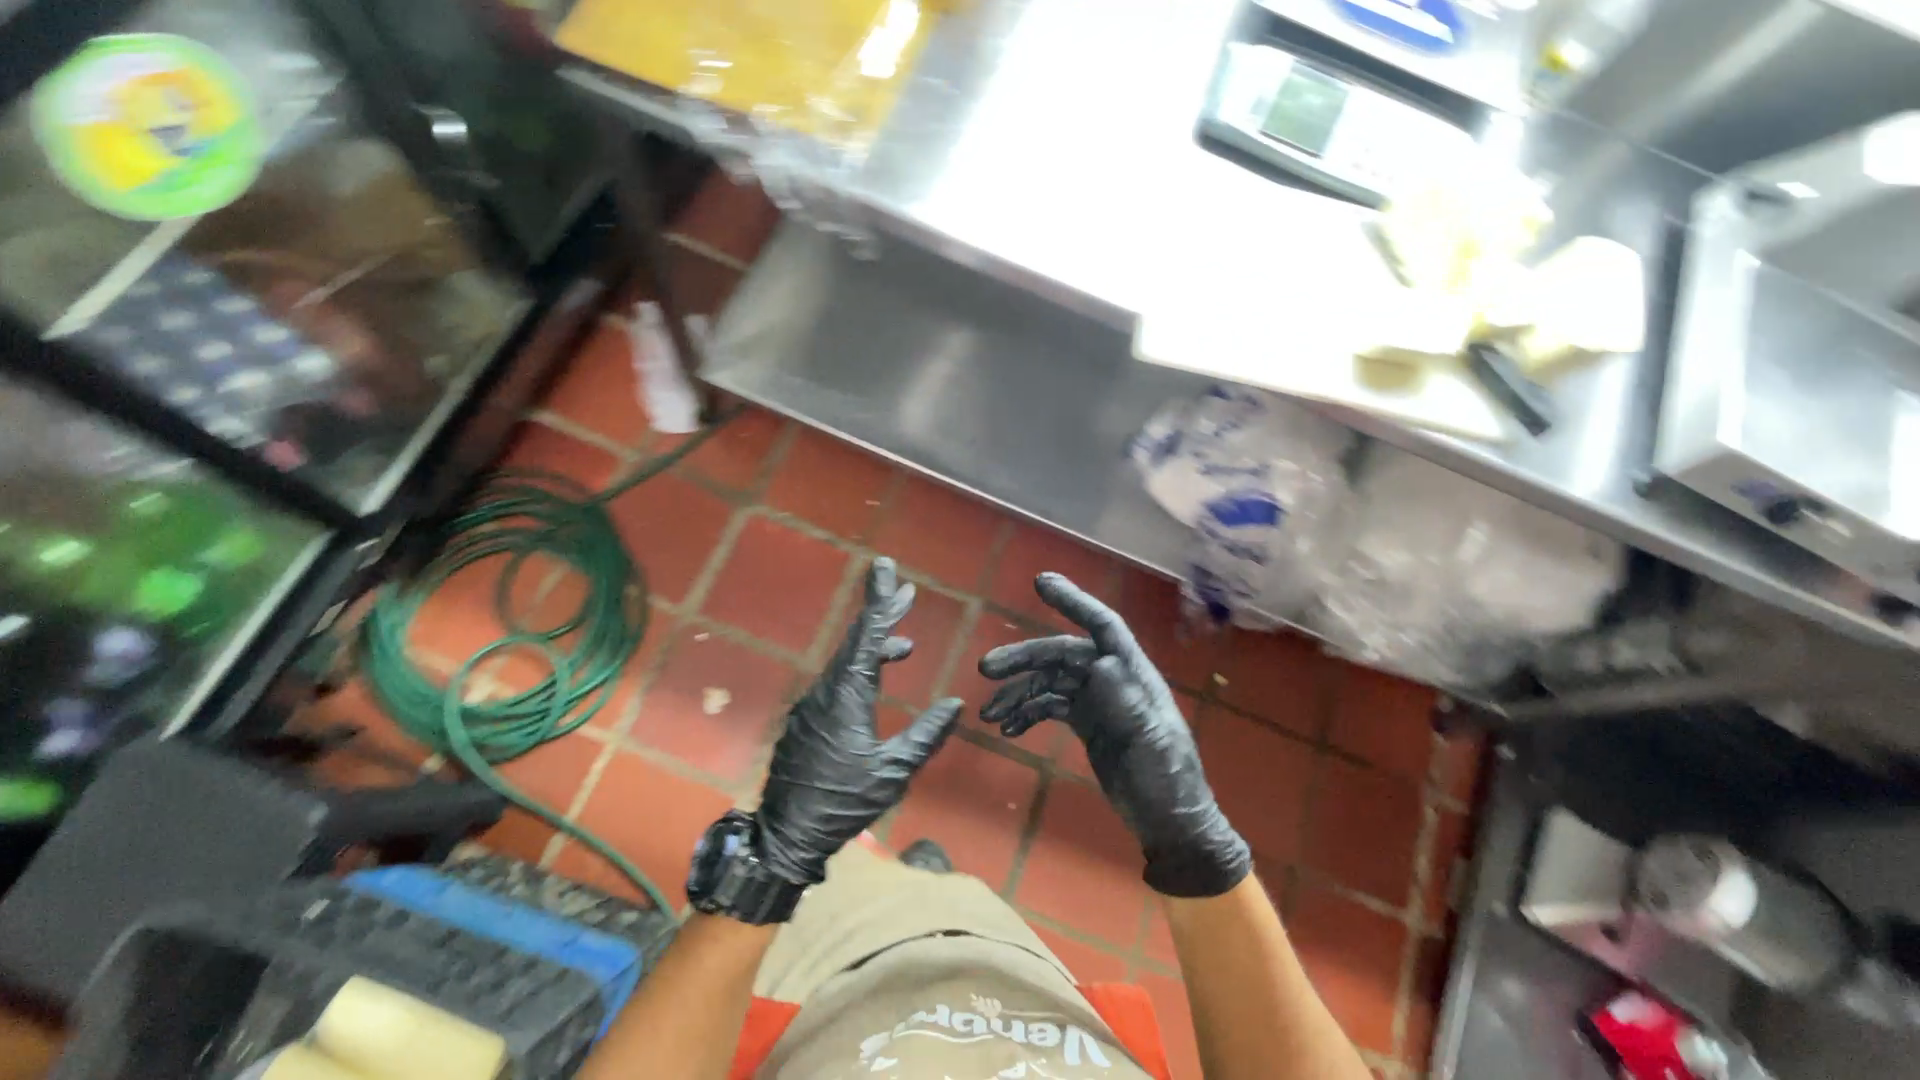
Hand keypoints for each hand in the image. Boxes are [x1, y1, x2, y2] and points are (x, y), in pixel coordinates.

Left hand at [755, 558, 962, 885]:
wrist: (787, 833)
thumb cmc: (842, 803)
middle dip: (882, 615)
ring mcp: (812, 704)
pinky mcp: (807, 720)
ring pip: (846, 662)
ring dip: (874, 648)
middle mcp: (826, 690)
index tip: (887, 570)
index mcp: (847, 695)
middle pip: (856, 641)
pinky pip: (837, 682)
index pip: (867, 636)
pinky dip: (860, 671)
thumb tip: (955, 704)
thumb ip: (925, 736)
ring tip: (905, 646)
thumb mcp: (893, 772)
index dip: (881, 602)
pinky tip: (876, 682)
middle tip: (905, 590)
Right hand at [978, 573, 1249, 896]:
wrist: (1171, 825)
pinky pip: (1050, 707)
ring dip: (1018, 692)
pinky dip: (1027, 713)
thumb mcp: (1151, 744)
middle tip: (986, 669)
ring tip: (988, 713)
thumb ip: (1127, 704)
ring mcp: (1099, 702)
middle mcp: (1114, 681)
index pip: (1103, 626)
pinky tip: (1007, 729)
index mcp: (1134, 676)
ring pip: (1051, 682)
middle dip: (1025, 659)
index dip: (1074, 602)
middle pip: (1063, 655)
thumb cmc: (1168, 783)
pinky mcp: (1087, 724)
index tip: (1041, 583)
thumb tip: (1100, 663)